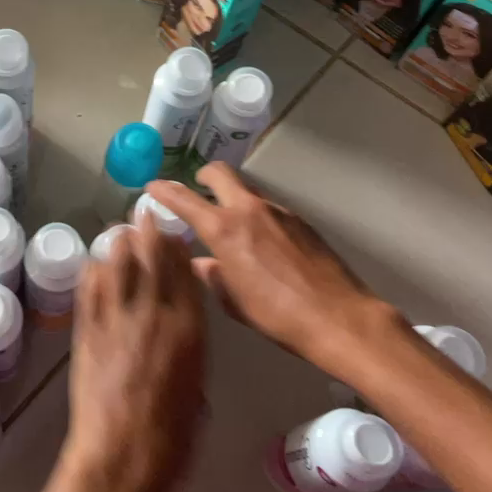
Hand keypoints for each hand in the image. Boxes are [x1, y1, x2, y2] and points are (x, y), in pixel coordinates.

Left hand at [60, 210, 206, 491]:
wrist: (122, 460)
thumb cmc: (171, 440)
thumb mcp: (196, 391)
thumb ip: (189, 353)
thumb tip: (181, 338)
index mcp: (189, 331)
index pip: (185, 272)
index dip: (177, 246)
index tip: (173, 231)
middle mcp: (154, 315)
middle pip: (151, 256)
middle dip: (147, 230)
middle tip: (142, 215)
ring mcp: (117, 319)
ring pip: (118, 262)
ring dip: (120, 242)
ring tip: (120, 232)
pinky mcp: (86, 330)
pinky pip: (89, 288)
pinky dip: (94, 270)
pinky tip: (95, 261)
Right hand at [148, 163, 404, 382]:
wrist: (338, 318)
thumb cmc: (277, 315)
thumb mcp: (233, 301)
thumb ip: (212, 275)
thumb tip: (201, 263)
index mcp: (224, 229)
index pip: (184, 199)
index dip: (164, 190)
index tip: (153, 185)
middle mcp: (249, 210)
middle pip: (220, 173)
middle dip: (203, 176)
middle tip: (197, 187)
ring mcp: (278, 212)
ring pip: (248, 190)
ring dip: (233, 196)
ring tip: (231, 220)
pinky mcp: (301, 221)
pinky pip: (269, 208)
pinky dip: (257, 215)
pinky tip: (262, 241)